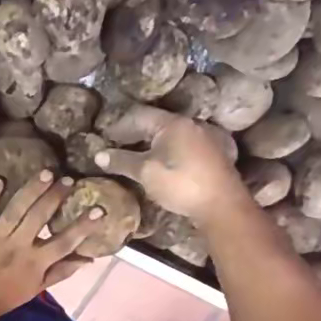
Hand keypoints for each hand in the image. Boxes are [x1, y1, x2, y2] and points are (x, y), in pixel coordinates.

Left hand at [0, 170, 101, 317]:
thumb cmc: (7, 294)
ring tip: (46, 173)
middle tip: (68, 179)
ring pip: (15, 209)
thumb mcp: (38, 287)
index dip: (83, 226)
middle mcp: (17, 246)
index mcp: (36, 262)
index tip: (99, 209)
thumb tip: (89, 258)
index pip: (65, 242)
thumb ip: (63, 270)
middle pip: (40, 217)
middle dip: (56, 196)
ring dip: (31, 189)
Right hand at [94, 106, 251, 224]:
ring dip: (149, 146)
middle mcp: (191, 124)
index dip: (118, 126)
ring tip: (132, 159)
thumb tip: (98, 154)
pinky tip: (157, 166)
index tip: (103, 139)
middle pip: (155, 124)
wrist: (222, 206)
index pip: (138, 115)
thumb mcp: (145, 172)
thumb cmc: (180, 183)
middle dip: (133, 136)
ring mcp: (204, 139)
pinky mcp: (211, 155)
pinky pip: (181, 147)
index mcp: (173, 122)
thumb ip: (122, 160)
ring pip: (169, 137)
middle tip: (114, 149)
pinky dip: (165, 153)